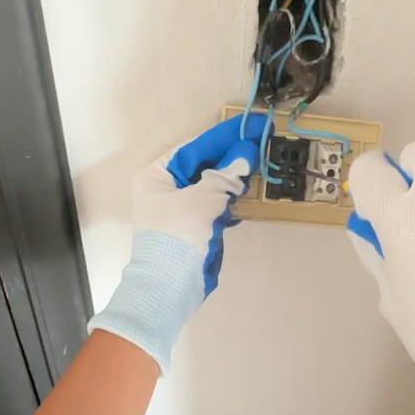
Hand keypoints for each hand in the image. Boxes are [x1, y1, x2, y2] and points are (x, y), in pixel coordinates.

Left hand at [88, 114, 268, 371]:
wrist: (168, 288)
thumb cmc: (178, 236)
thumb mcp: (203, 200)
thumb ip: (225, 177)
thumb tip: (244, 157)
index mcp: (157, 175)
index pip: (195, 148)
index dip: (223, 137)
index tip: (250, 126)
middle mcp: (163, 189)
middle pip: (202, 166)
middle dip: (228, 159)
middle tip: (257, 146)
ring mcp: (176, 210)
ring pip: (209, 187)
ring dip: (229, 182)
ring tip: (252, 170)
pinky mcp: (189, 229)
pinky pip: (211, 207)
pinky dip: (225, 203)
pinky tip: (240, 201)